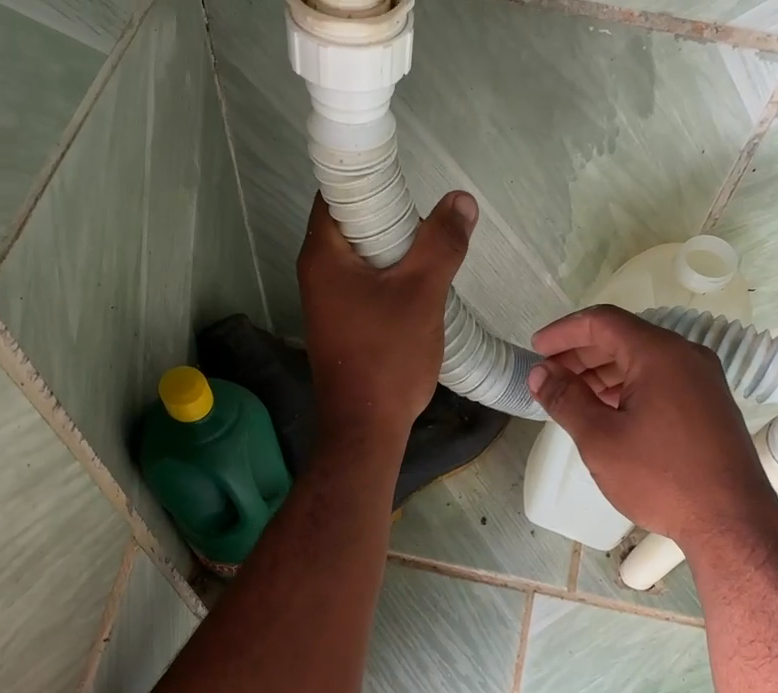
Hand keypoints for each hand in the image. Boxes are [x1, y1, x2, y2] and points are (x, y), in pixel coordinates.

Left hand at [297, 191, 478, 444]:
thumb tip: (461, 201)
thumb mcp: (422, 294)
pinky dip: (391, 279)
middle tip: (430, 225)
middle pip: (353, 223)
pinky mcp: (342, 325)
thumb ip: (441, 243)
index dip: (372, 178)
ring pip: (363, 257)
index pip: (338, 191)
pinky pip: (366, 285)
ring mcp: (327, 302)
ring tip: (433, 257)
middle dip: (393, 217)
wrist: (366, 428)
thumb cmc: (388, 358)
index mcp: (322, 255)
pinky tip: (421, 291)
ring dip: (396, 252)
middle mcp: (316, 273)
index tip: (410, 181)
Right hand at [529, 305, 777, 553]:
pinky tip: (608, 412)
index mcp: (659, 354)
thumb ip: (566, 400)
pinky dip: (629, 387)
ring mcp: (703, 380)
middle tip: (548, 377)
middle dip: (580, 354)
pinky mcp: (709, 404)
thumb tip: (540, 374)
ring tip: (571, 397)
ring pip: (643, 361)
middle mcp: (686, 356)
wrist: (730, 518)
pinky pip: (661, 380)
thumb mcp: (601, 439)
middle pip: (624, 338)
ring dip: (603, 373)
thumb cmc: (660, 477)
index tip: (535, 350)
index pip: (602, 322)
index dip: (563, 332)